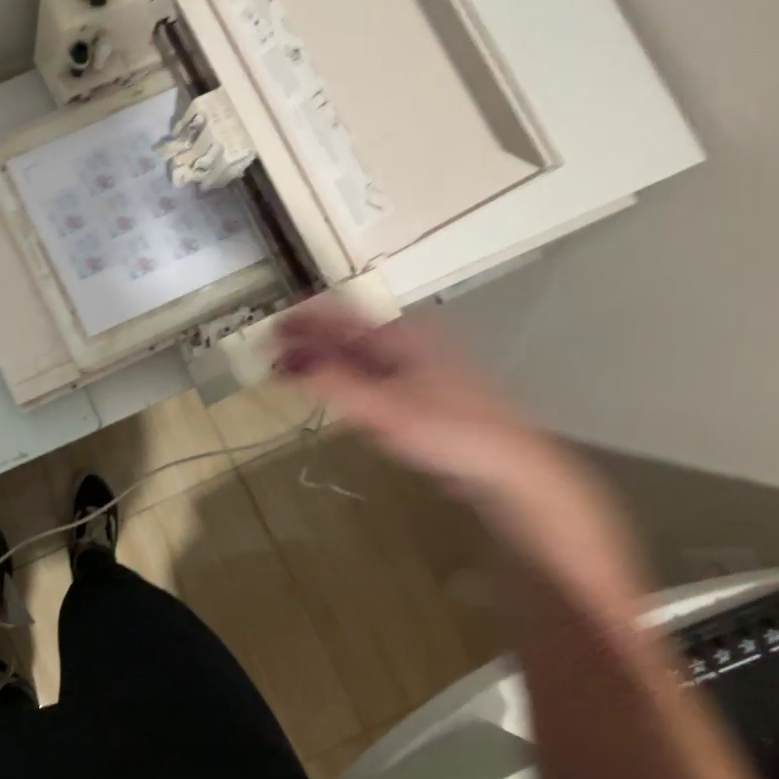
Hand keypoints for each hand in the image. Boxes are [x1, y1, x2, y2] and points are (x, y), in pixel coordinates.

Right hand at [271, 297, 548, 495]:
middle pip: (348, 333)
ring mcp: (418, 367)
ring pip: (359, 354)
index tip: (269, 329)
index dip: (303, 319)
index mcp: (401, 335)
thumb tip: (289, 363)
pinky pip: (371, 374)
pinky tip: (331, 390)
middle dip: (308, 341)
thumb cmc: (448, 430)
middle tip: (271, 353)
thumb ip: (335, 384)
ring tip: (291, 371)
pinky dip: (343, 377)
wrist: (509, 463)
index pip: (341, 315)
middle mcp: (409, 342)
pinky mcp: (422, 393)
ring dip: (323, 360)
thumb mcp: (384, 408)